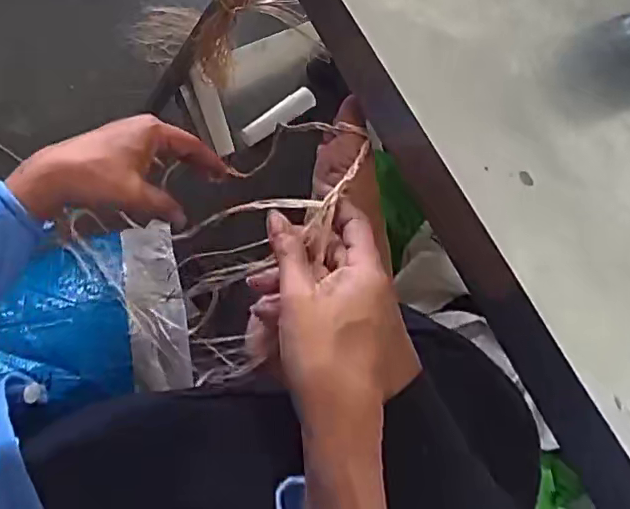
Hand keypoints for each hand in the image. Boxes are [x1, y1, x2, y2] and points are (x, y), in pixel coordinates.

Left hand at [5, 116, 225, 225]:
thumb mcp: (134, 194)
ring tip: (187, 181)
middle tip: (210, 178)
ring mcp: (125, 134)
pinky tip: (155, 183)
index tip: (222, 173)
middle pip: (177, 144)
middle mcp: (141, 127)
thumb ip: (162, 205)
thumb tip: (181, 217)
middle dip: (193, 162)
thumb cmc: (94, 176)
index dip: (209, 160)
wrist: (52, 174)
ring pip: (160, 150)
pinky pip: (145, 154)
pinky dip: (156, 167)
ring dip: (174, 166)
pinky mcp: (112, 145)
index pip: (191, 144)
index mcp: (152, 130)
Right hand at [268, 204, 418, 430]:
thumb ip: (288, 251)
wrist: (340, 424)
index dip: (328, 207)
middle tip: (263, 264)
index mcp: (366, 269)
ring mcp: (364, 309)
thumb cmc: (321, 353)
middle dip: (294, 255)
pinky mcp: (353, 331)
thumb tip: (277, 215)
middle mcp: (371, 284)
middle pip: (332, 251)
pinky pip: (326, 303)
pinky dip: (301, 304)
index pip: (353, 220)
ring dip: (291, 282)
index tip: (299, 206)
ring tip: (258, 296)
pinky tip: (271, 317)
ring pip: (323, 279)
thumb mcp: (296, 296)